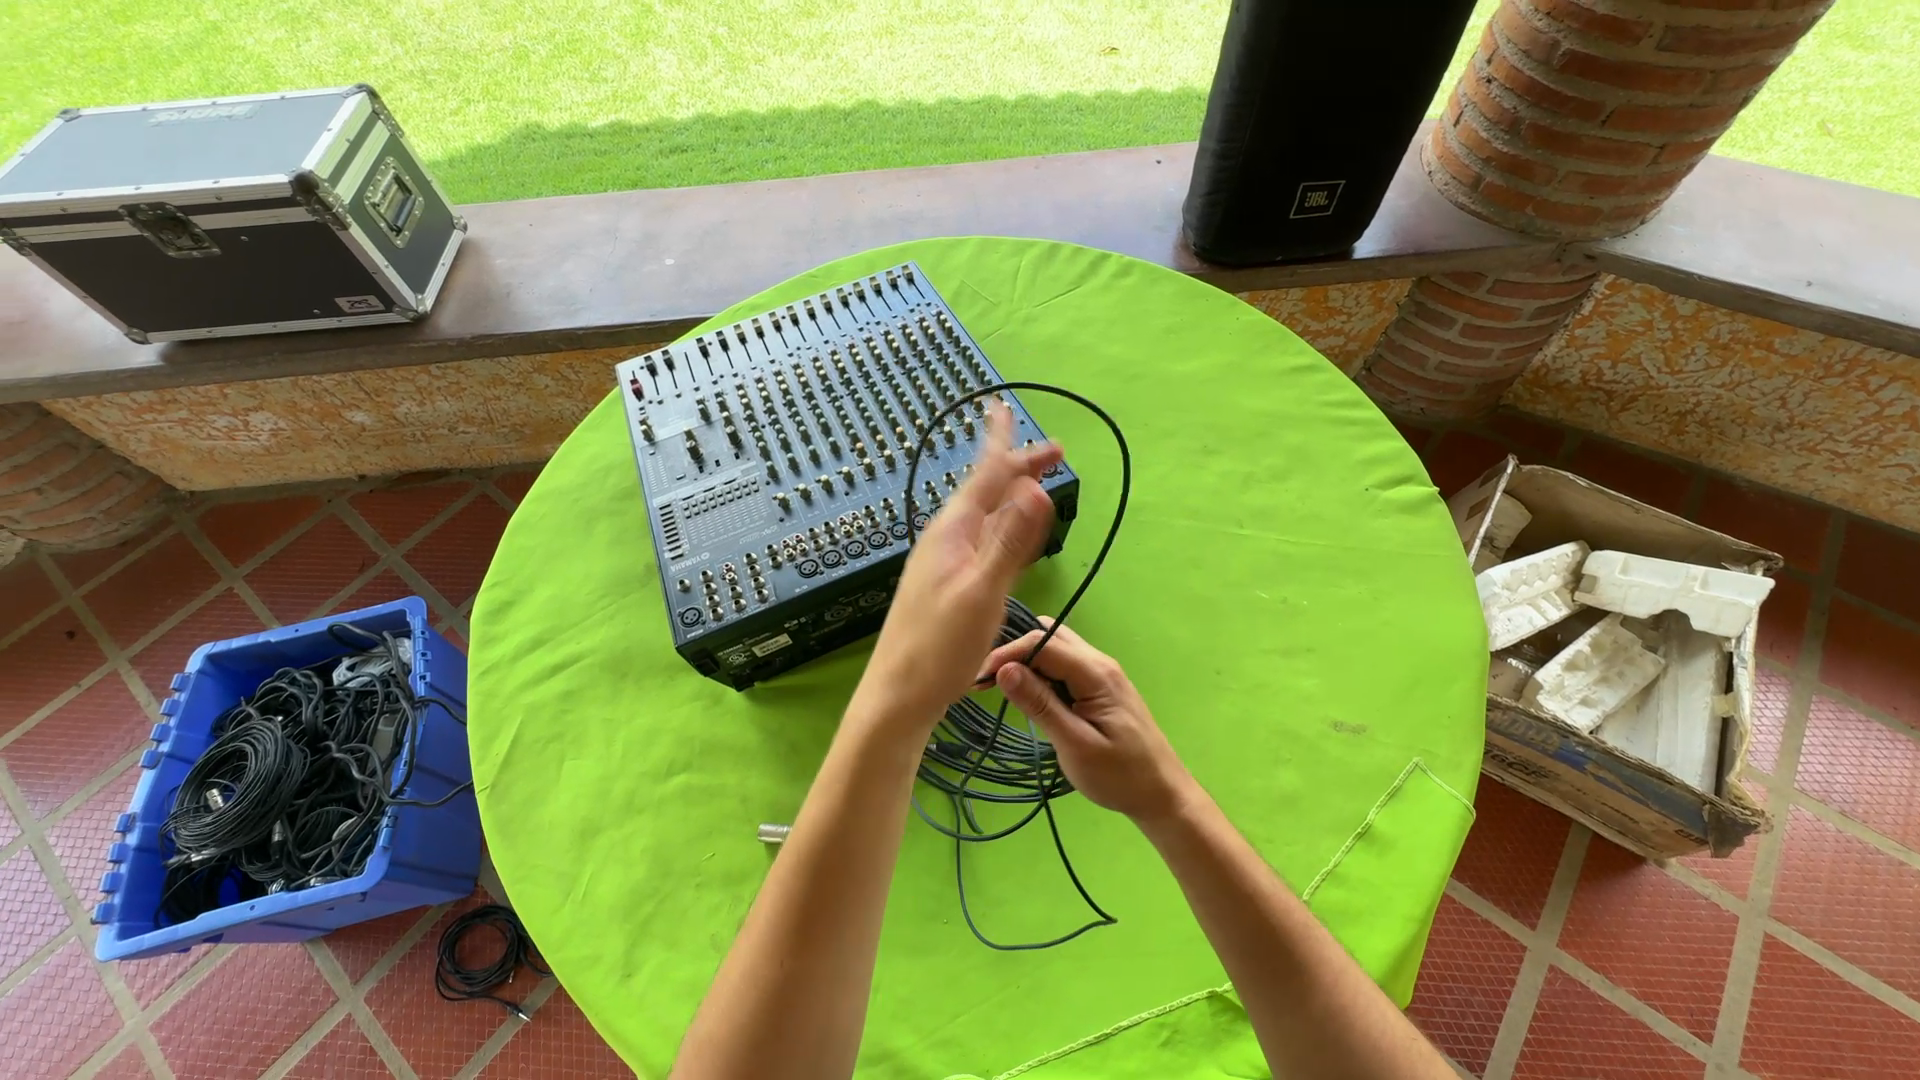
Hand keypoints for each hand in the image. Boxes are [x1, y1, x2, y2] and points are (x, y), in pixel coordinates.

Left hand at [853, 404, 1062, 728]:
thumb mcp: (981, 592)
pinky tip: (1006, 538)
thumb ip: (1010, 541)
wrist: (897, 695)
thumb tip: (1036, 487)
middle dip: (1016, 469)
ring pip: (983, 517)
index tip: (1009, 409)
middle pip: (984, 492)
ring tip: (1033, 485)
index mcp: (952, 533)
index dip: (1005, 445)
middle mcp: (944, 540)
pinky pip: (981, 541)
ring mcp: (942, 563)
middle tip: (1051, 453)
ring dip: (1010, 497)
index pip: (984, 476)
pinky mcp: (945, 585)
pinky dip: (1002, 527)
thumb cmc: (938, 647)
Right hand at [982, 620, 1196, 822]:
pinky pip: (1064, 665)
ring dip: (1026, 661)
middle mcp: (1099, 663)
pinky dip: (1040, 672)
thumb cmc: (1120, 775)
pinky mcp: (1099, 687)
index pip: (1042, 643)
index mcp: (1095, 673)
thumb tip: (1004, 670)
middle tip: (986, 681)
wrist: (1162, 794)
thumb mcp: (1075, 744)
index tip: (978, 679)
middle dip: (1014, 651)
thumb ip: (1040, 705)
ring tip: (1001, 687)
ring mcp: (1101, 673)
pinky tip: (1028, 695)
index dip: (1006, 654)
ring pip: (1055, 647)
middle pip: (1048, 635)